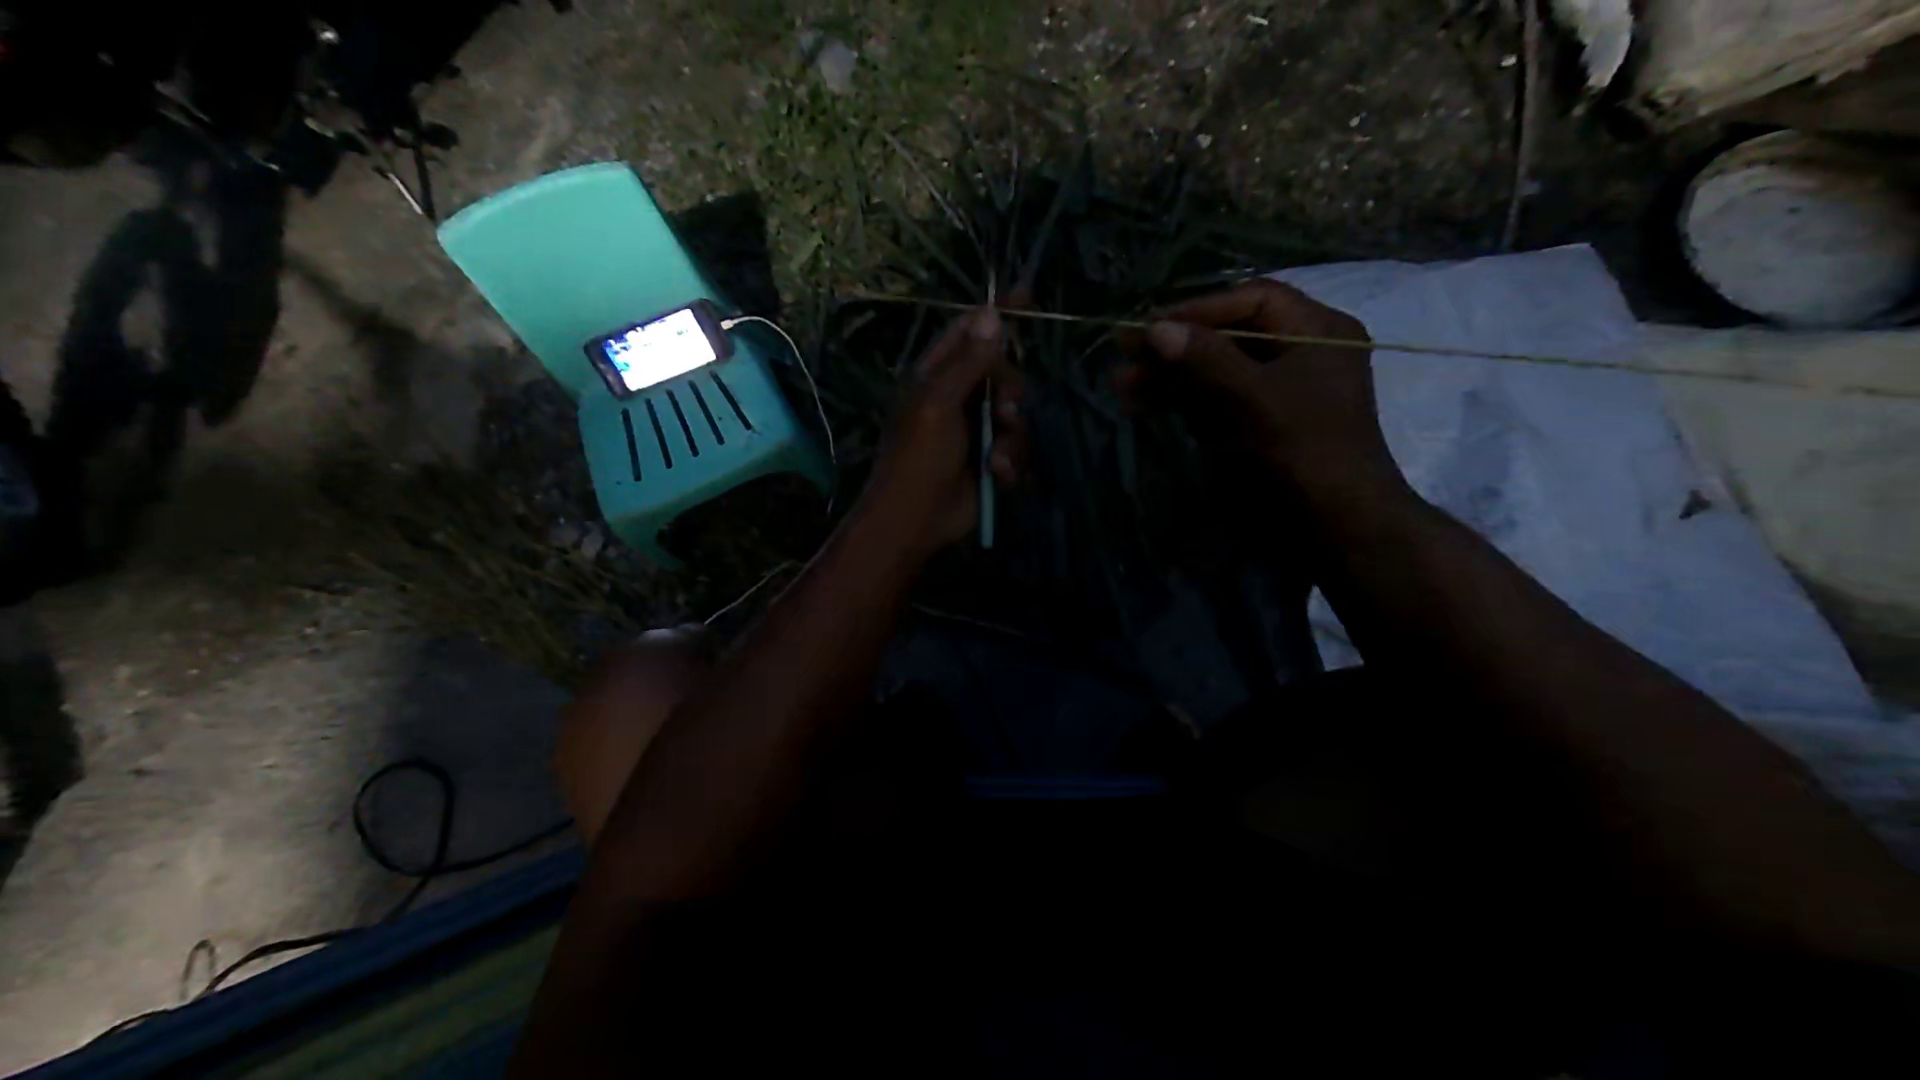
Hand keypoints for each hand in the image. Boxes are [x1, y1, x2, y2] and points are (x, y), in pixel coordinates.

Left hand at [857, 308, 1027, 552]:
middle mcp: (956, 398)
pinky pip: (1016, 448)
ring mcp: (975, 431)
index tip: (1027, 295)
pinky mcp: (990, 461)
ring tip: (997, 455)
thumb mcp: (940, 403)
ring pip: (1016, 414)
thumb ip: (968, 361)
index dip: (995, 315)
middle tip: (1007, 411)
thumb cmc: (919, 457)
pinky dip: (1011, 462)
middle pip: (1001, 373)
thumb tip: (991, 314)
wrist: (916, 520)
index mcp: (934, 377)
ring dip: (1012, 436)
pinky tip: (1000, 475)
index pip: (967, 332)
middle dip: (1012, 392)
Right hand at [1128, 279, 1401, 499]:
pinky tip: (1146, 406)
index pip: (1251, 301)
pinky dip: (1183, 403)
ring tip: (1123, 390)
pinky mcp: (1260, 422)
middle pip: (1228, 336)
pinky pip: (1216, 401)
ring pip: (1215, 371)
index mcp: (1316, 331)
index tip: (1151, 326)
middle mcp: (1298, 352)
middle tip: (1124, 357)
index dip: (1198, 310)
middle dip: (1176, 349)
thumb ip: (1206, 359)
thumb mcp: (1256, 397)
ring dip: (1169, 379)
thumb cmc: (1309, 449)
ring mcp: (1278, 390)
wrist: (1340, 522)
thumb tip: (1154, 329)